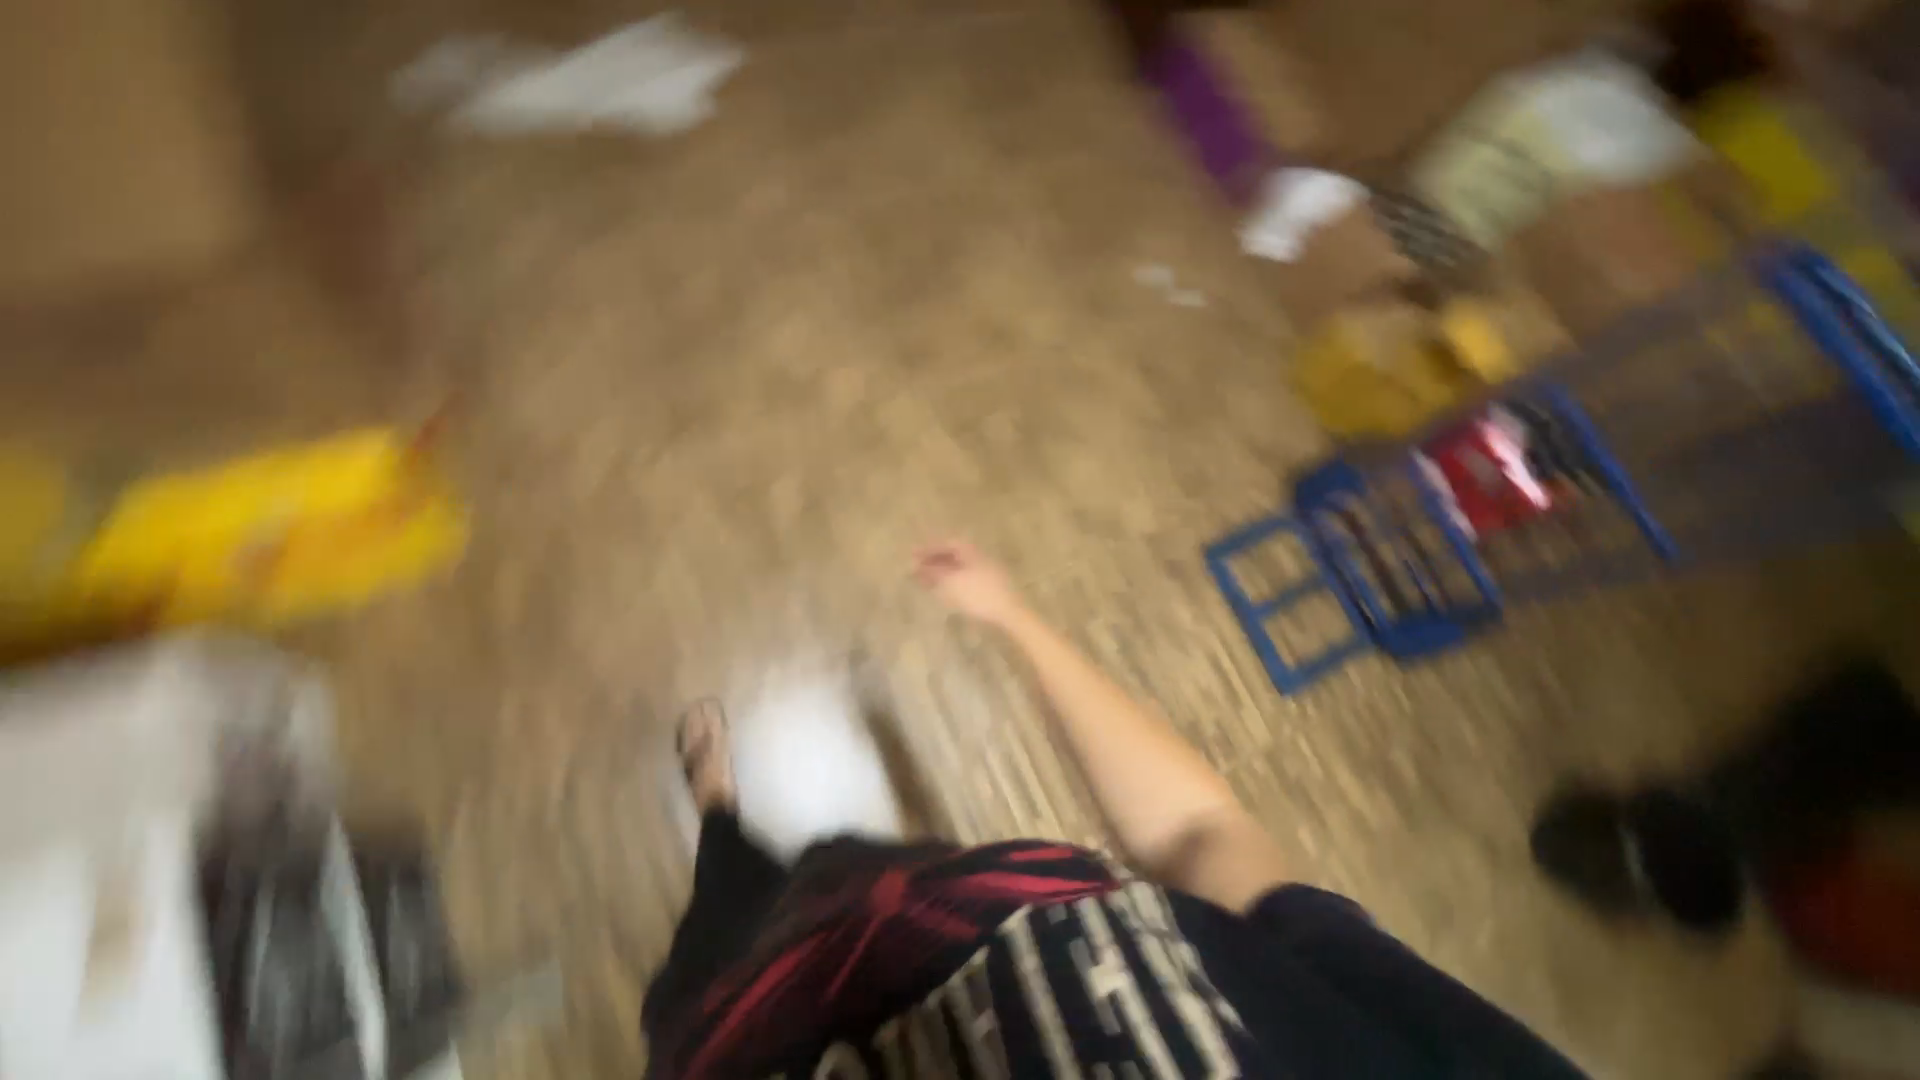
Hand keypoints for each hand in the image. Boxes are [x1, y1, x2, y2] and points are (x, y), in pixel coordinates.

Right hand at [912, 540, 1026, 626]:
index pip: (946, 543)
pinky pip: (967, 580)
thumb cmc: (978, 594)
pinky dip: (952, 583)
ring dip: (942, 573)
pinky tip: (945, 594)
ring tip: (926, 582)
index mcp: (971, 550)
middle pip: (953, 555)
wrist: (1010, 614)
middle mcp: (980, 557)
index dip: (928, 548)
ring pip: (960, 569)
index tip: (912, 554)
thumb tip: (915, 566)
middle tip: (916, 569)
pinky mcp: (992, 589)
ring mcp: (988, 573)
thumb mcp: (950, 583)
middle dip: (934, 561)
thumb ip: (932, 573)